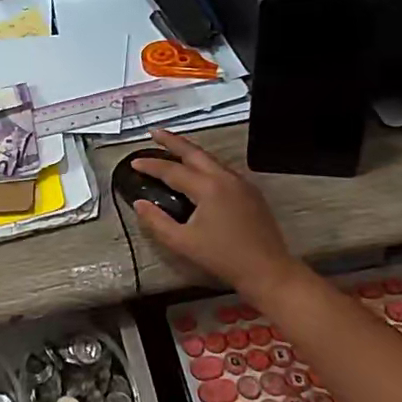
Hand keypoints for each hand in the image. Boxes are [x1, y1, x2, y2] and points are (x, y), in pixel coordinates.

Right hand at [129, 130, 304, 294]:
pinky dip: (205, 163)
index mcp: (207, 187)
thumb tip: (139, 204)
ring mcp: (241, 183)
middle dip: (173, 141)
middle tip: (154, 132)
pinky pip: (222, 169)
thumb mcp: (183, 242)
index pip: (172, 170)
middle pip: (194, 153)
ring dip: (190, 151)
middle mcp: (225, 178)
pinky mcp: (250, 192)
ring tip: (173, 148)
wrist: (268, 270)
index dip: (150, 165)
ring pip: (211, 159)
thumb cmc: (223, 257)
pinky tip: (199, 170)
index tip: (133, 162)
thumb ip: (157, 221)